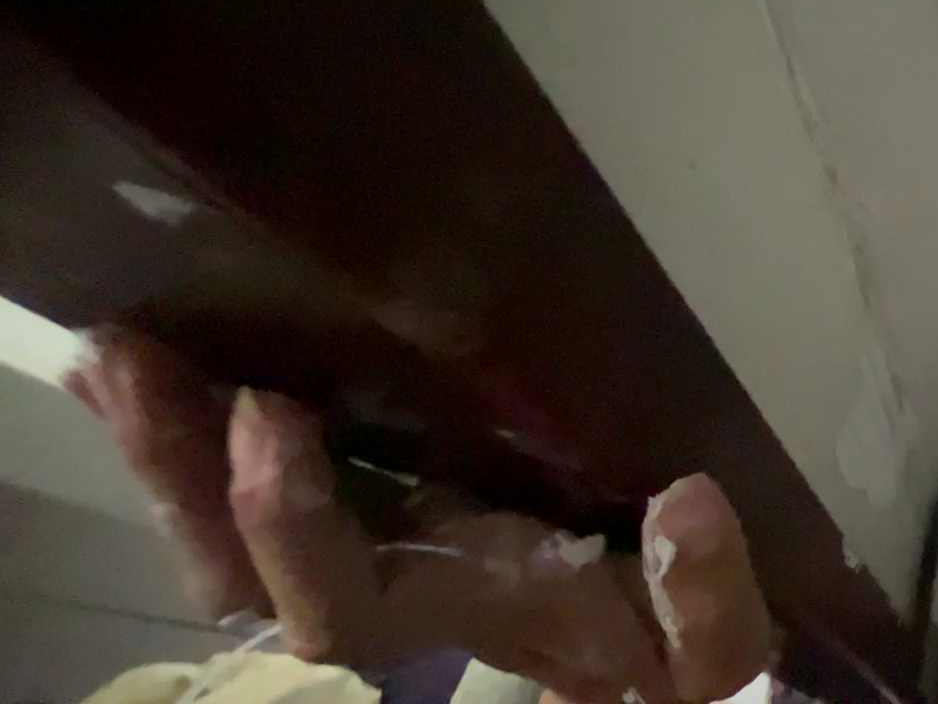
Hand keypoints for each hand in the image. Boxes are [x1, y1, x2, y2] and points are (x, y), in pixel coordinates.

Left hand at [65, 326, 770, 703]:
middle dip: (188, 481)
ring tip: (127, 362)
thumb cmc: (681, 665)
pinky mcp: (425, 522)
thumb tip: (687, 499)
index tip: (274, 415)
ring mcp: (411, 558)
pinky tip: (205, 387)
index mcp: (483, 611)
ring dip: (184, 460)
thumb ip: (706, 593)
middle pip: (255, 574)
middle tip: (131, 362)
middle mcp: (421, 591)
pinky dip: (230, 452)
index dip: (295, 521)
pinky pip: (306, 499)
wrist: (654, 674)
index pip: (349, 601)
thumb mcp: (712, 649)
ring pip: (253, 543)